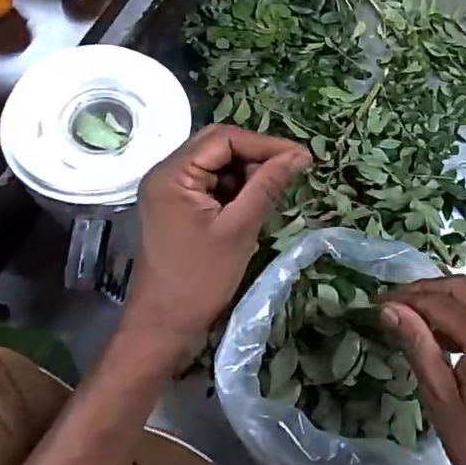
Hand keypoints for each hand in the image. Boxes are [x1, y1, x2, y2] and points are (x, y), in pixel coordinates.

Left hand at [125, 125, 309, 351]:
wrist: (164, 325)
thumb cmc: (200, 279)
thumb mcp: (239, 229)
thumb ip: (268, 186)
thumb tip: (300, 155)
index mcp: (172, 175)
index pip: (224, 139)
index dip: (265, 144)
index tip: (300, 157)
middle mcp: (165, 173)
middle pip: (218, 145)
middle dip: (256, 155)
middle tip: (290, 169)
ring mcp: (169, 189)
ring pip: (216, 163)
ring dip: (247, 171)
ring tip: (274, 190)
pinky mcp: (176, 205)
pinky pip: (210, 182)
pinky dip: (235, 187)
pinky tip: (254, 202)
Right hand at [379, 279, 465, 464]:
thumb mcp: (441, 399)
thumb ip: (418, 347)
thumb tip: (389, 310)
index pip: (441, 302)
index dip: (405, 299)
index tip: (373, 304)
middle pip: (461, 289)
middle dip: (423, 290)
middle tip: (389, 304)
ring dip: (440, 300)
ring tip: (404, 315)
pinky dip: (457, 316)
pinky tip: (433, 333)